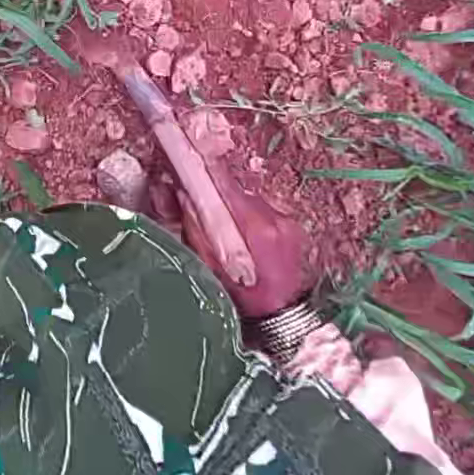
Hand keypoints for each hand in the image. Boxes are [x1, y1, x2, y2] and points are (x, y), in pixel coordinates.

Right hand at [180, 166, 312, 318]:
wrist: (284, 317)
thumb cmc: (241, 298)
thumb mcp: (209, 266)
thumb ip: (196, 228)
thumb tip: (182, 194)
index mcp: (255, 228)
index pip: (226, 184)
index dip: (205, 169)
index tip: (189, 157)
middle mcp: (275, 218)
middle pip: (236, 189)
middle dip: (214, 188)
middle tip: (194, 191)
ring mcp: (286, 220)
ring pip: (248, 198)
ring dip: (229, 202)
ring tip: (217, 218)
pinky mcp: (291, 225)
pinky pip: (261, 209)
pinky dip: (245, 213)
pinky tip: (238, 230)